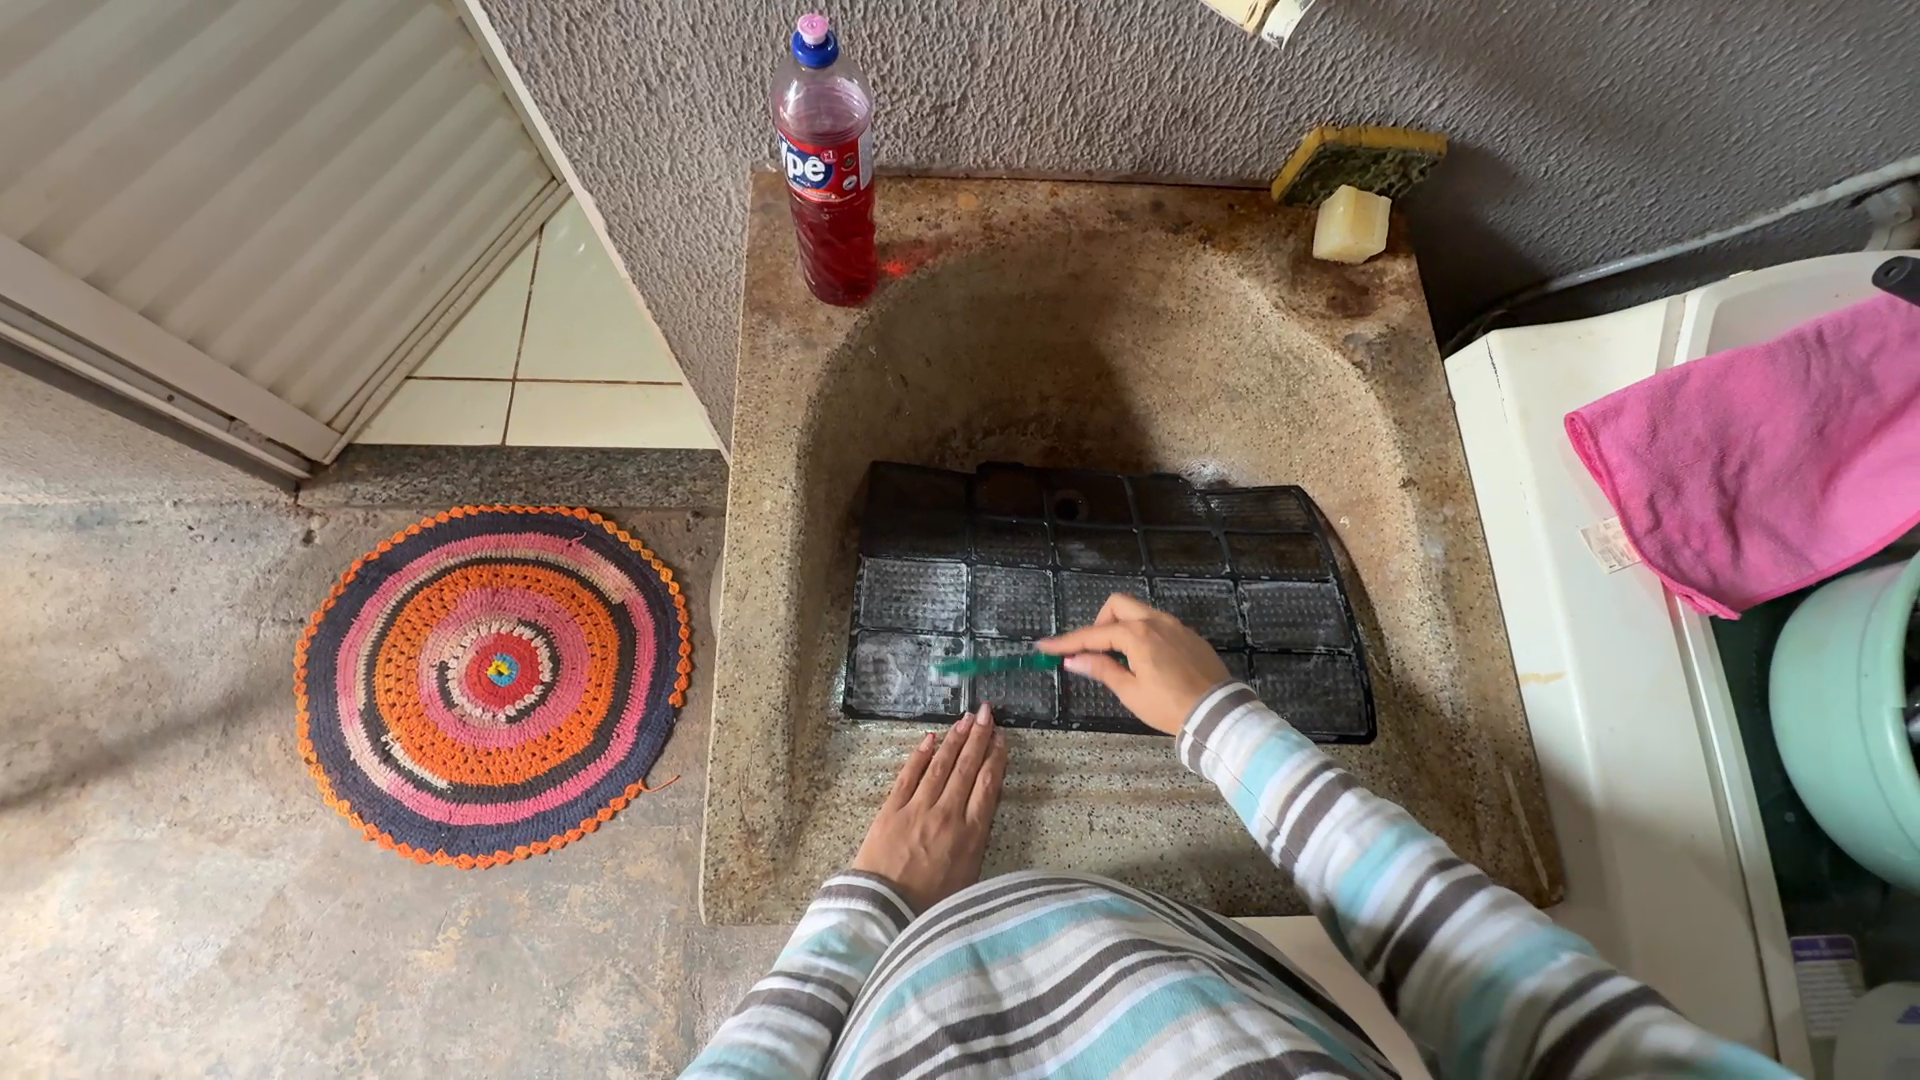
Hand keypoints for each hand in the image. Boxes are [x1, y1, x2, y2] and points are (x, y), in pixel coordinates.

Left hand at [851, 705, 1007, 912]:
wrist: (883, 915)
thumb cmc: (930, 908)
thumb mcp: (968, 879)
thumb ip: (976, 841)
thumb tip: (981, 810)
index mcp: (970, 835)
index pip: (987, 786)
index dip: (995, 758)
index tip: (1001, 738)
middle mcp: (946, 815)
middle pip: (966, 768)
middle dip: (978, 737)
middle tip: (986, 713)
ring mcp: (917, 809)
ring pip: (939, 765)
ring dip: (954, 740)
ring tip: (964, 720)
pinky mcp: (891, 810)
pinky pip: (909, 775)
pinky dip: (920, 755)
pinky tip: (930, 739)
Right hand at [1036, 593, 1230, 734]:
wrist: (1218, 714)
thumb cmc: (1169, 706)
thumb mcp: (1130, 692)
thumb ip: (1101, 669)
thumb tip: (1073, 659)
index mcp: (1138, 635)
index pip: (1093, 634)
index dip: (1066, 642)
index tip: (1044, 646)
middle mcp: (1156, 621)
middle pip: (1117, 605)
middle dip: (1100, 623)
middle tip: (1097, 650)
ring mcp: (1175, 626)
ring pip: (1139, 611)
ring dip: (1122, 627)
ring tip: (1121, 658)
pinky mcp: (1189, 635)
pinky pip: (1158, 624)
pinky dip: (1143, 633)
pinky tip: (1146, 660)